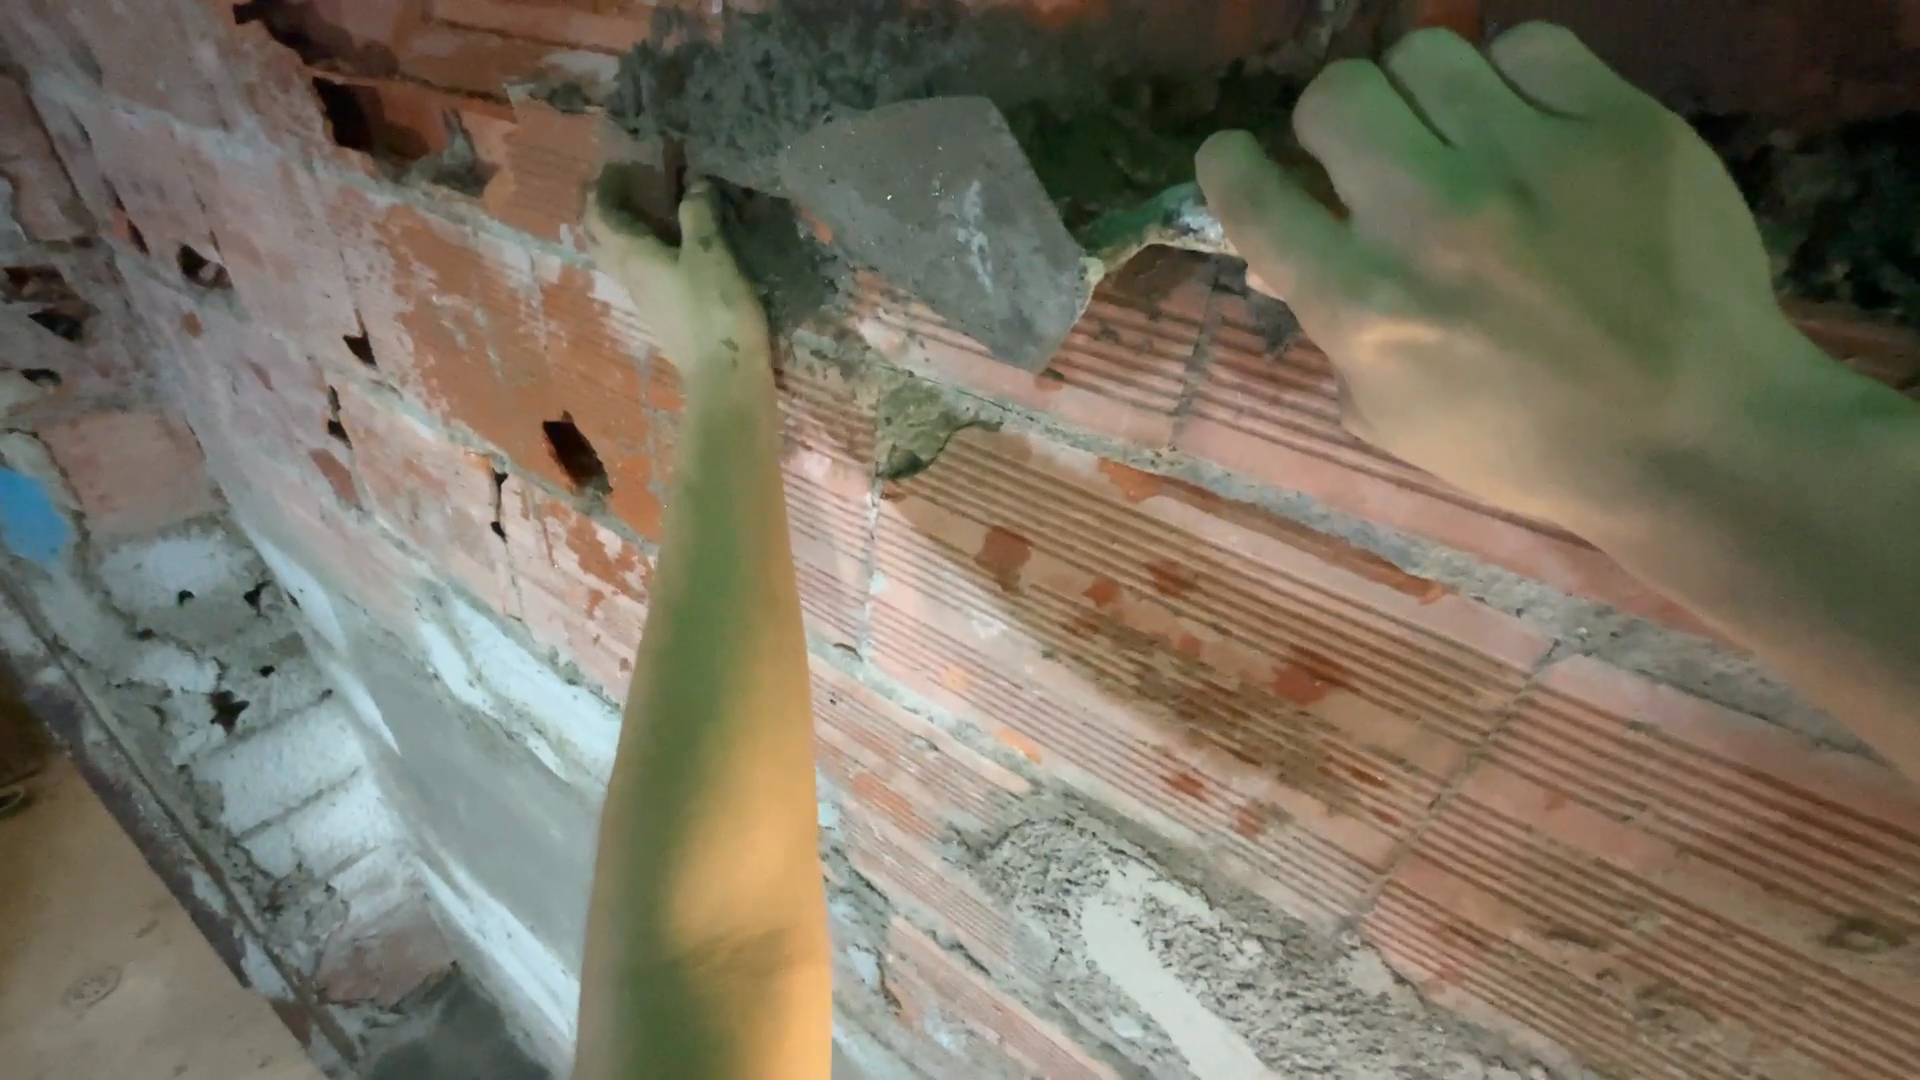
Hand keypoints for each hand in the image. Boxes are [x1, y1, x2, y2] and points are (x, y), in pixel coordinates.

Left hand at [586, 169, 770, 391]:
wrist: (726, 376)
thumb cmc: (716, 311)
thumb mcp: (712, 253)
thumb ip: (700, 215)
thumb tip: (696, 184)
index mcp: (633, 255)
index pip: (599, 213)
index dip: (603, 187)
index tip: (619, 167)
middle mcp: (630, 277)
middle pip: (600, 240)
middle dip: (601, 211)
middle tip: (618, 191)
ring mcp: (646, 303)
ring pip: (618, 261)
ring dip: (620, 236)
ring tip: (642, 218)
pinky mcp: (665, 320)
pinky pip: (641, 278)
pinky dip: (643, 258)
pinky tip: (666, 257)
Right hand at [1197, 24, 1820, 533]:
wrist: (1682, 432)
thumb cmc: (1507, 442)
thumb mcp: (1380, 409)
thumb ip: (1323, 325)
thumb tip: (1276, 259)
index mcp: (1359, 304)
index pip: (1255, 201)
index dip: (1224, 166)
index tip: (1227, 157)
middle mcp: (1426, 218)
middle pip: (1334, 96)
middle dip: (1323, 123)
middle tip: (1352, 157)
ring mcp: (1526, 161)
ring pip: (1422, 54)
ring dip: (1408, 97)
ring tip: (1437, 137)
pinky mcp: (1618, 124)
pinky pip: (1527, 48)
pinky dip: (1503, 82)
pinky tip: (1518, 129)